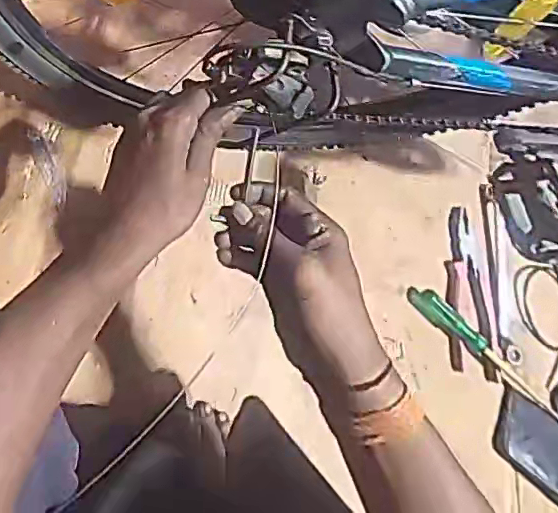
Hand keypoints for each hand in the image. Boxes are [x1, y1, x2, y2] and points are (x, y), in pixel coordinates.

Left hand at [96, 86, 239, 263]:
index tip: (228, 117)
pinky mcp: (125, 139)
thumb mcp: (198, 174)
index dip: (219, 102)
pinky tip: (172, 153)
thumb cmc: (164, 210)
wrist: (121, 232)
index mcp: (171, 121)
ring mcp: (133, 126)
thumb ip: (211, 135)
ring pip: (165, 106)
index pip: (202, 92)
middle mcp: (149, 115)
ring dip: (181, 118)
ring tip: (193, 147)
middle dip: (200, 110)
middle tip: (214, 136)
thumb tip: (227, 109)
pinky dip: (165, 128)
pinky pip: (150, 120)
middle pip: (182, 96)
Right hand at [214, 184, 391, 402]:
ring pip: (257, 239)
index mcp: (319, 229)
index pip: (286, 198)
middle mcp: (303, 241)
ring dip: (237, 237)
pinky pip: (254, 261)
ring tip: (219, 243)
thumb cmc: (329, 308)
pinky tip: (223, 258)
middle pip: (268, 217)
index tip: (233, 195)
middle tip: (220, 220)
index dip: (261, 194)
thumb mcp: (300, 267)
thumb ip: (268, 236)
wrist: (338, 363)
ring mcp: (288, 262)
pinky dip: (238, 257)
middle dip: (244, 216)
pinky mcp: (276, 283)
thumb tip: (239, 207)